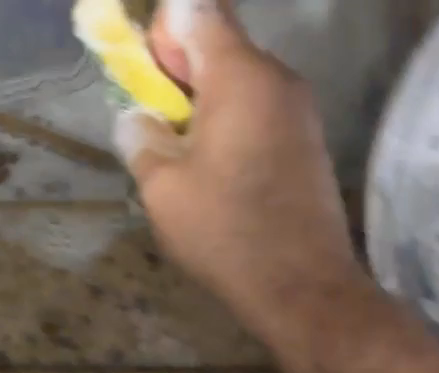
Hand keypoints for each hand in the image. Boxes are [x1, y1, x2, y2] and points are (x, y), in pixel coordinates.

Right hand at [114, 0, 372, 346]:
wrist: (296, 280)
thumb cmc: (223, 230)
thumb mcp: (163, 188)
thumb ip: (143, 140)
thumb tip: (134, 117)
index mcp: (239, 77)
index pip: (199, 12)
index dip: (163, 29)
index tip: (141, 70)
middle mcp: (275, 77)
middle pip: (220, 44)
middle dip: (178, 68)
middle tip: (149, 117)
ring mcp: (296, 107)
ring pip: (238, 80)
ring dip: (200, 100)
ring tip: (175, 151)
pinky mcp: (303, 138)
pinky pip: (255, 109)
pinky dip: (225, 121)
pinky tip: (208, 168)